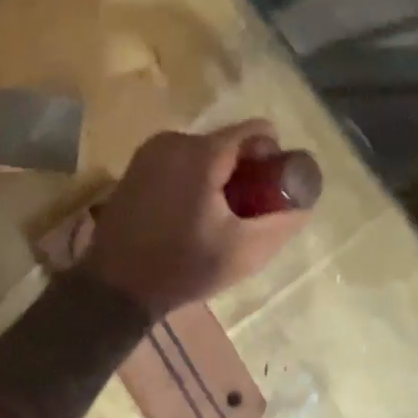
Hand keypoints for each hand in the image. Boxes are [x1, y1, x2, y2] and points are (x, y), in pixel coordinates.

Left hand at [81, 120, 309, 317]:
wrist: (115, 285)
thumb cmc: (182, 266)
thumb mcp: (245, 250)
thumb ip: (282, 221)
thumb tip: (303, 202)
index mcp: (200, 152)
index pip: (256, 131)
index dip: (272, 158)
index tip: (271, 192)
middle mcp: (172, 140)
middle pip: (228, 142)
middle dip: (244, 171)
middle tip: (245, 212)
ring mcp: (148, 152)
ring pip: (202, 153)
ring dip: (218, 177)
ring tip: (217, 218)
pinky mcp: (133, 167)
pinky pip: (178, 162)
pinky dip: (192, 180)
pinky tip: (189, 216)